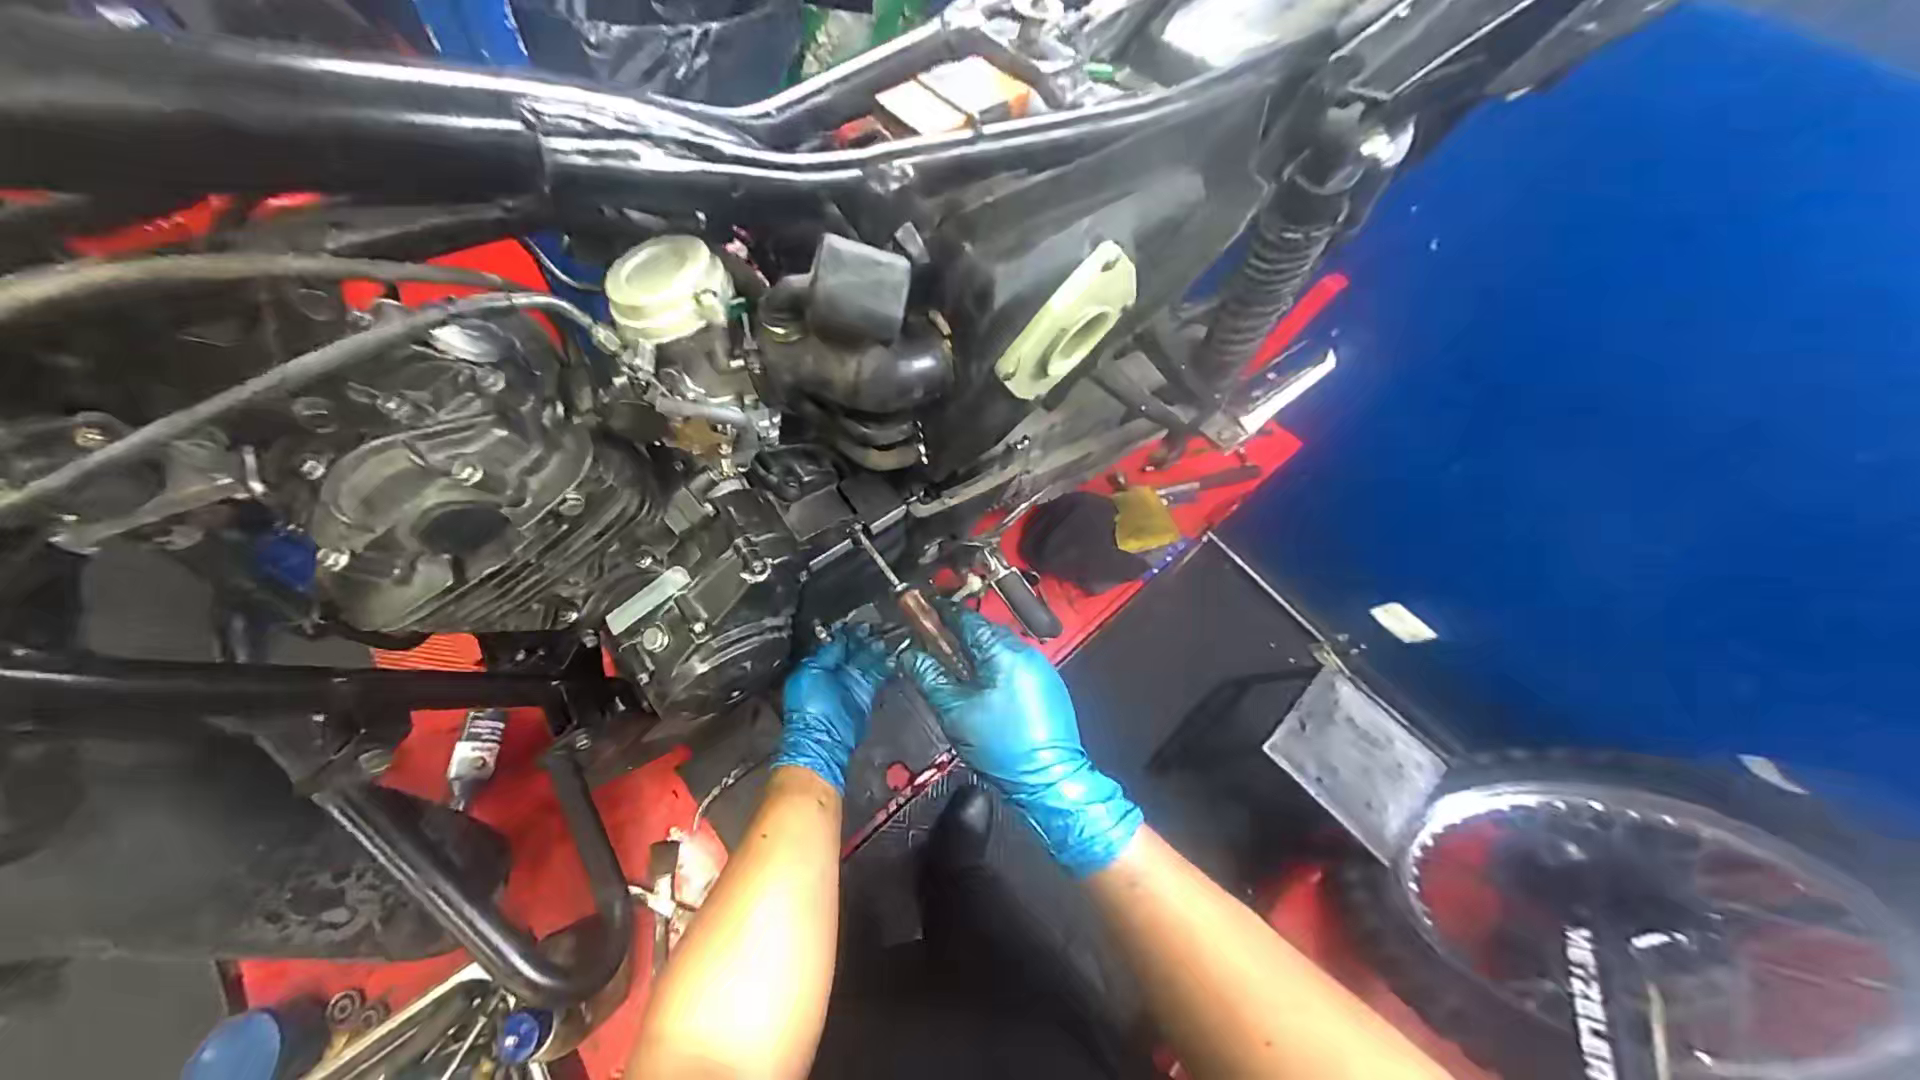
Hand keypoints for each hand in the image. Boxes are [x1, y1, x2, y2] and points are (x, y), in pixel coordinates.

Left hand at [773, 624, 892, 790]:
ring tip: (885, 642)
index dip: (848, 632)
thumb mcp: (810, 672)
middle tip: (875, 629)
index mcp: (818, 665)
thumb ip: (826, 653)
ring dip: (877, 651)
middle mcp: (836, 673)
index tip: (859, 623)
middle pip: (854, 650)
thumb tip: (838, 637)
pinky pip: (878, 676)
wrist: (823, 741)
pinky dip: (886, 667)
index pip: (836, 642)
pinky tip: (891, 658)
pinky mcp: (866, 696)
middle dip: (865, 639)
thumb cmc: (809, 709)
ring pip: (868, 660)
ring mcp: (852, 684)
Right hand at [900, 606, 1140, 875]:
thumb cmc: (1004, 749)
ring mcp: (1040, 668)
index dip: (941, 614)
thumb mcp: (954, 712)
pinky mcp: (1046, 685)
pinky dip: (993, 667)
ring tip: (953, 669)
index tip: (924, 611)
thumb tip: (910, 654)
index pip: (966, 619)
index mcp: (1004, 652)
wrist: (1050, 780)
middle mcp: (1026, 653)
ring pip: (998, 649)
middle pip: (983, 632)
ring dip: (975, 653)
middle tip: (932, 644)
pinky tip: (980, 687)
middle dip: (956, 636)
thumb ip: (929, 677)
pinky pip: (1013, 665)